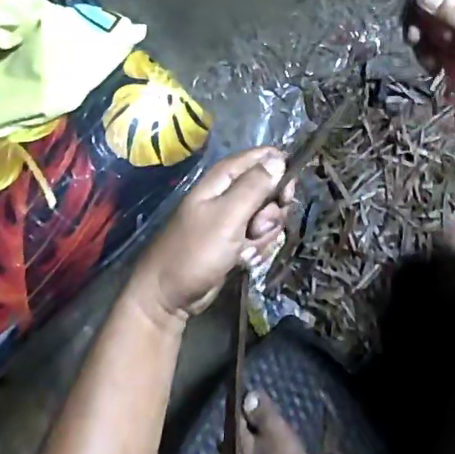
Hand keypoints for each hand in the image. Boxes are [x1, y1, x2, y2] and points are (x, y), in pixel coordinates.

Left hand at [132, 148, 292, 325]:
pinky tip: (243, 259)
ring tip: (244, 249)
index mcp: (225, 176)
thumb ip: (255, 186)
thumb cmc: (195, 251)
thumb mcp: (228, 216)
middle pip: (271, 188)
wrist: (169, 296)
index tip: (285, 195)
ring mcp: (234, 216)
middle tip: (257, 228)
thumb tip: (280, 159)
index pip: (264, 157)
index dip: (280, 172)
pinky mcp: (237, 238)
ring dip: (264, 235)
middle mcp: (231, 191)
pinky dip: (257, 249)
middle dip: (272, 212)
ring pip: (269, 215)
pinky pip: (262, 235)